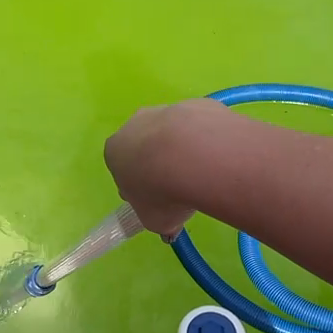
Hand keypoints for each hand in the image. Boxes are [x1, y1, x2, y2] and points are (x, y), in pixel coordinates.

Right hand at [103, 99, 221, 236]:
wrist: (196, 155)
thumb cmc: (162, 192)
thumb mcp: (155, 221)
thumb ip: (158, 222)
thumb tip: (169, 229)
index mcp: (114, 152)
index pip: (122, 170)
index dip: (140, 187)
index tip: (157, 200)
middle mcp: (134, 125)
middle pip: (145, 146)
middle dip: (160, 164)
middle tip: (180, 187)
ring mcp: (165, 110)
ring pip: (173, 133)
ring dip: (184, 150)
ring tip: (204, 174)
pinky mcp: (194, 104)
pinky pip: (199, 125)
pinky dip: (206, 138)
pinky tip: (217, 156)